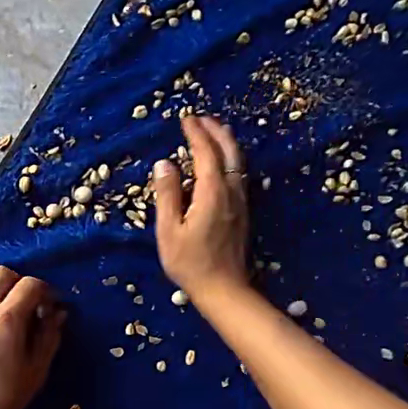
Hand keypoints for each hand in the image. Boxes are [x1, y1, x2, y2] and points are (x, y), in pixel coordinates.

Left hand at [0, 265, 66, 408]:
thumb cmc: (3, 398)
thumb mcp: (36, 370)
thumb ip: (49, 335)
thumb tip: (58, 312)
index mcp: (6, 318)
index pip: (30, 284)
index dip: (46, 291)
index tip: (52, 306)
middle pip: (2, 273)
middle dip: (19, 282)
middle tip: (30, 306)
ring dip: (0, 293)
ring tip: (10, 319)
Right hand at [151, 115, 250, 300]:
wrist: (224, 290)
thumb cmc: (190, 264)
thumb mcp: (169, 231)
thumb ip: (167, 194)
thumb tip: (164, 163)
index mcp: (212, 193)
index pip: (205, 153)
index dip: (196, 133)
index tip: (185, 119)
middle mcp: (231, 192)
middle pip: (229, 152)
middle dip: (215, 132)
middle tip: (201, 119)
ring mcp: (240, 203)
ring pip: (237, 163)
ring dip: (225, 143)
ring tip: (213, 133)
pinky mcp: (242, 213)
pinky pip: (238, 175)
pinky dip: (229, 160)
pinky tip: (221, 164)